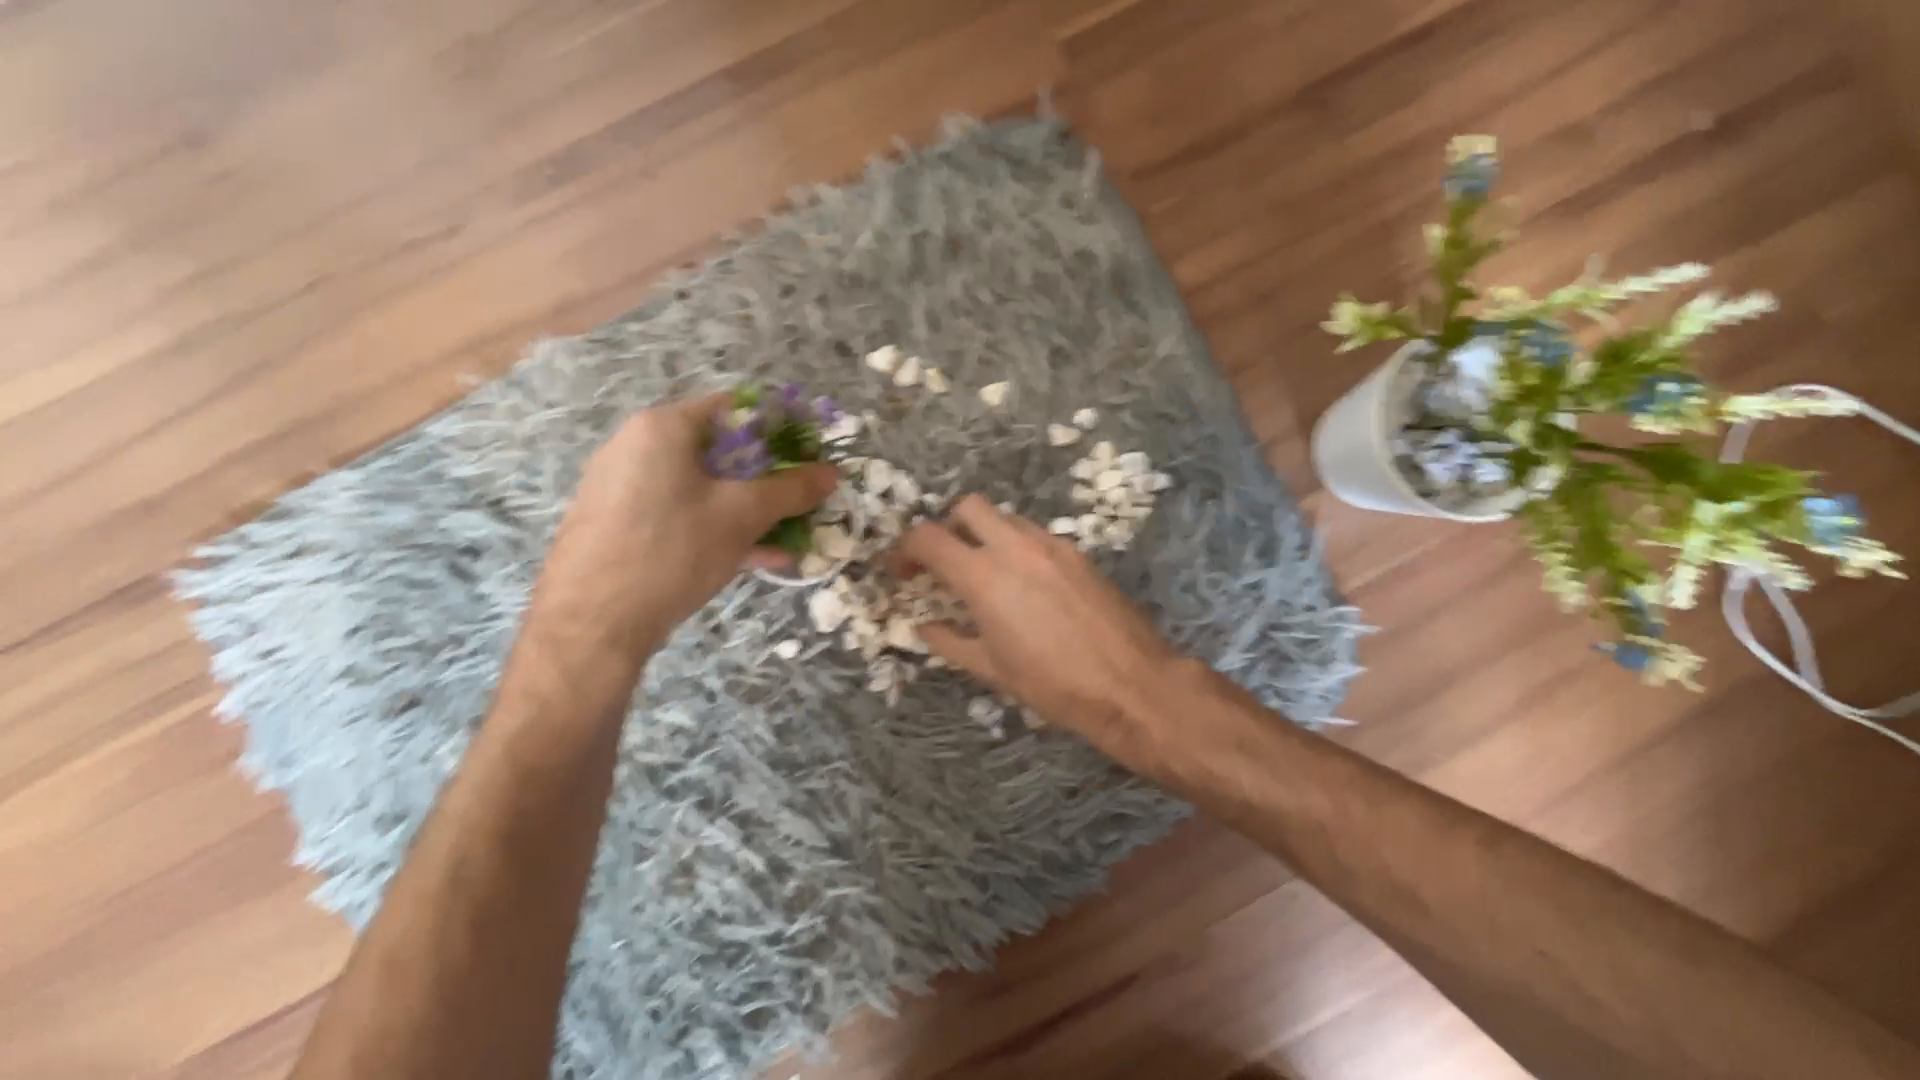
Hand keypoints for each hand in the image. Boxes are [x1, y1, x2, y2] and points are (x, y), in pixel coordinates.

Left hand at [532, 393, 836, 658]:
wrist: (591, 624)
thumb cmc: (672, 551)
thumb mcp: (742, 517)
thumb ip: (790, 490)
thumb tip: (830, 473)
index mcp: (662, 427)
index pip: (733, 409)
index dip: (778, 430)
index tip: (807, 459)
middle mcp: (634, 446)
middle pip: (716, 451)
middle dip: (765, 478)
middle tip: (799, 503)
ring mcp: (619, 487)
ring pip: (699, 488)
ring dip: (745, 510)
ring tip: (785, 539)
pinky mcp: (614, 525)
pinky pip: (676, 515)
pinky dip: (713, 528)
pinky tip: (751, 559)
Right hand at [896, 495, 1185, 743]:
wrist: (1130, 683)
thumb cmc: (1053, 685)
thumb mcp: (992, 670)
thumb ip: (950, 641)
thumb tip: (924, 626)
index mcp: (983, 577)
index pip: (927, 538)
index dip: (904, 549)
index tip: (901, 571)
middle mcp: (1015, 547)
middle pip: (967, 507)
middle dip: (947, 526)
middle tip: (944, 562)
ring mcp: (1052, 545)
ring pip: (1006, 517)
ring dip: (985, 535)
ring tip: (986, 574)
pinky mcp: (1079, 554)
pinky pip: (1036, 536)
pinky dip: (1018, 548)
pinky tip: (1025, 585)